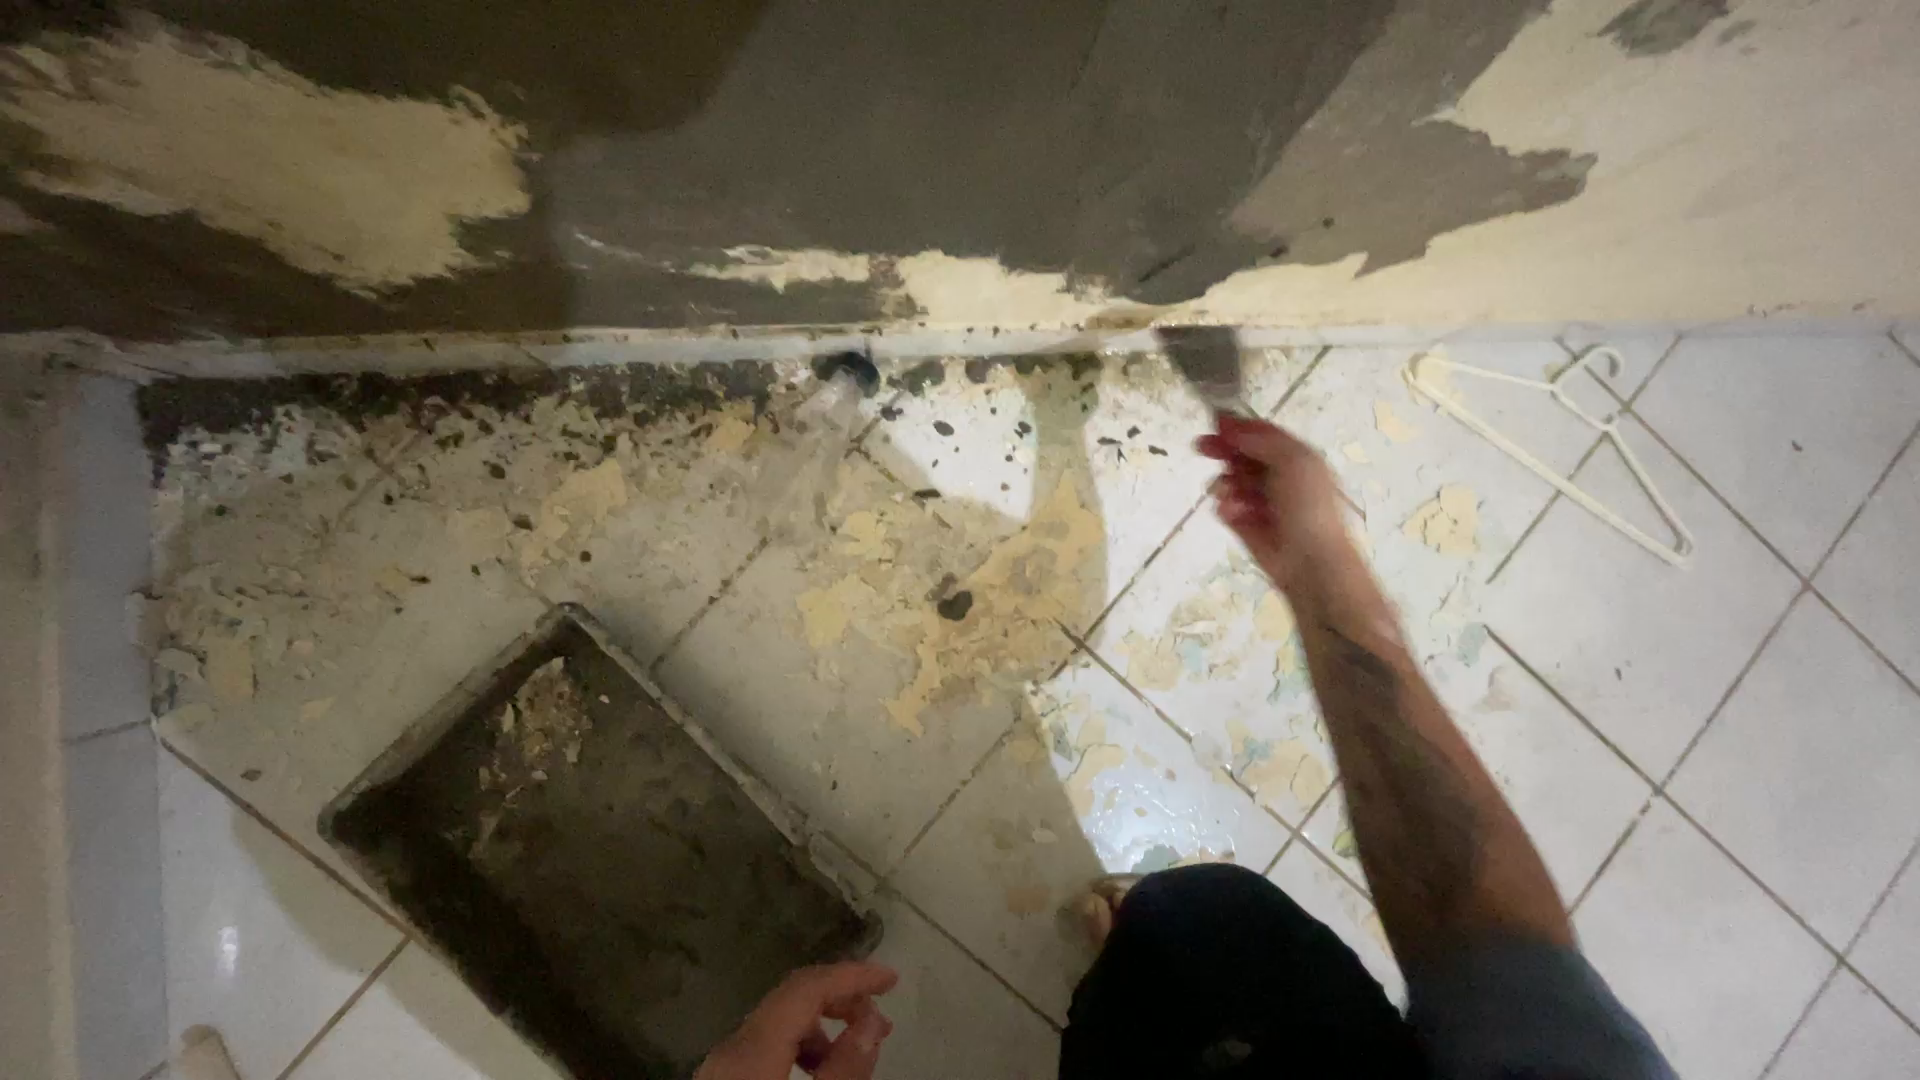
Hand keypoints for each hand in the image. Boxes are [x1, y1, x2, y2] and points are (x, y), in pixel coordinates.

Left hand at [695, 962, 898, 1079]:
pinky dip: (797, 1050)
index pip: (807, 987)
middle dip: (840, 1000)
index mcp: (750, 1049)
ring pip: (776, 1026)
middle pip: (790, 1000)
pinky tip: (817, 1076)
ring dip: (821, 1028)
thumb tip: (871, 1024)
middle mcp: (729, 1050)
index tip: (892, 982)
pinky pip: (763, 1051)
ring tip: (854, 1054)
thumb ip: (844, 1070)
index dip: (853, 976)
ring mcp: (719, 1071)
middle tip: (880, 1021)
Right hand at [1197, 414, 1350, 587]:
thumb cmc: (1309, 507)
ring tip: (1230, 494)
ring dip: (1225, 483)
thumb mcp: (1294, 461)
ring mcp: (1260, 502)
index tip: (1214, 422)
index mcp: (1296, 458)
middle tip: (1201, 447)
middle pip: (1241, 455)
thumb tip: (1232, 428)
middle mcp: (1278, 477)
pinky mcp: (1244, 524)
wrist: (1310, 560)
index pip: (1262, 435)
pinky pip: (1225, 508)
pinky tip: (1233, 513)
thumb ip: (1262, 440)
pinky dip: (1226, 507)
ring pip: (1230, 481)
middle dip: (1222, 450)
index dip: (1239, 427)